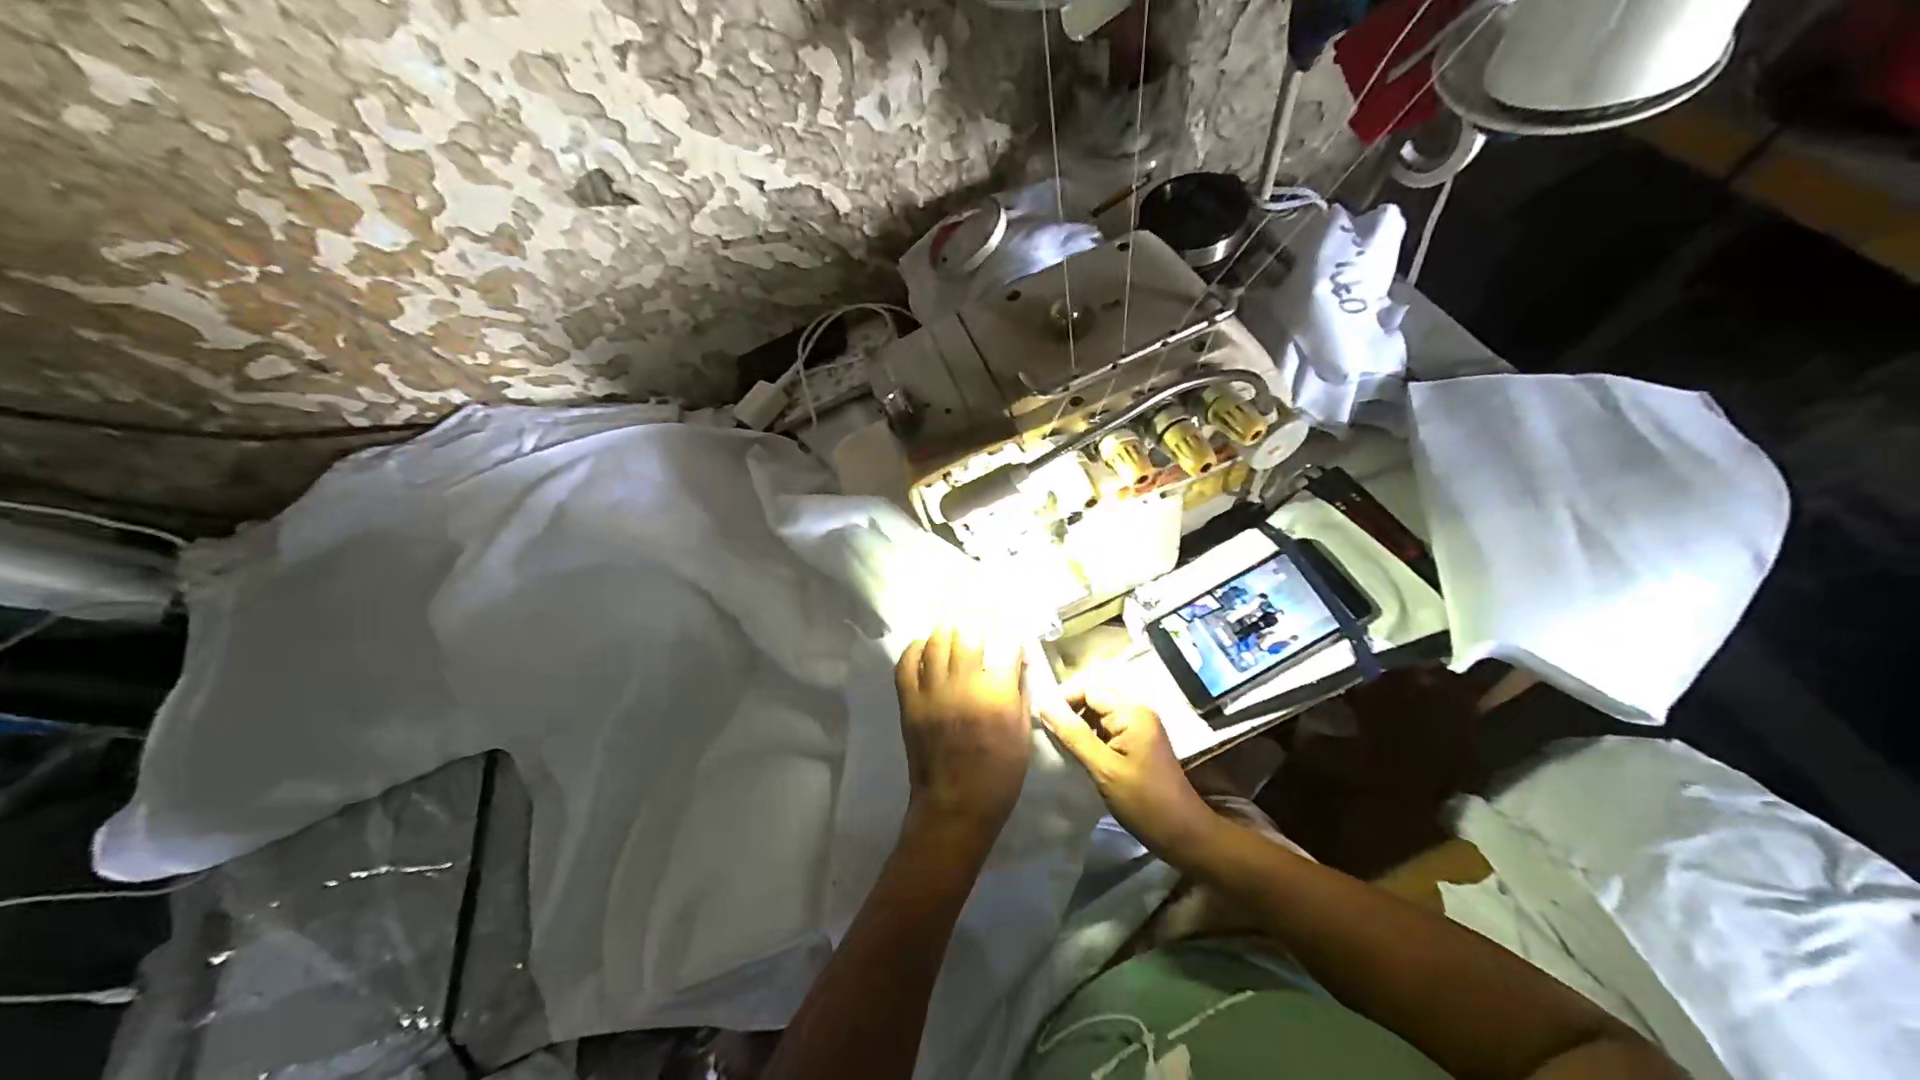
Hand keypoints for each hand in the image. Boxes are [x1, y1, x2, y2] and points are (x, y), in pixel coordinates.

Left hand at [894, 625, 1032, 844]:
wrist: (955, 806)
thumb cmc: (999, 775)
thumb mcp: (1023, 734)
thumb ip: (1019, 693)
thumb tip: (1018, 662)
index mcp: (998, 695)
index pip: (1006, 644)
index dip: (1009, 628)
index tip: (1010, 624)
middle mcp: (964, 685)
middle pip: (967, 634)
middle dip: (976, 620)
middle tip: (980, 616)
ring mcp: (932, 692)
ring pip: (936, 642)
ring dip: (947, 629)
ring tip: (954, 626)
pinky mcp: (909, 702)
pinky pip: (906, 663)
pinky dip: (916, 648)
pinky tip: (926, 646)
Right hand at [1040, 684, 1218, 858]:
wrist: (1181, 833)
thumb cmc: (1143, 801)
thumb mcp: (1103, 768)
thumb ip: (1073, 735)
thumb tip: (1044, 705)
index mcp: (1132, 712)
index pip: (1089, 691)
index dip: (1063, 701)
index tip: (1041, 720)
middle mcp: (1137, 713)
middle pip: (1095, 700)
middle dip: (1071, 713)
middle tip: (1048, 735)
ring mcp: (1140, 728)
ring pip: (1100, 716)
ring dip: (1080, 727)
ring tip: (1060, 746)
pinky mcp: (1139, 744)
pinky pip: (1108, 731)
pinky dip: (1092, 739)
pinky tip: (1079, 755)